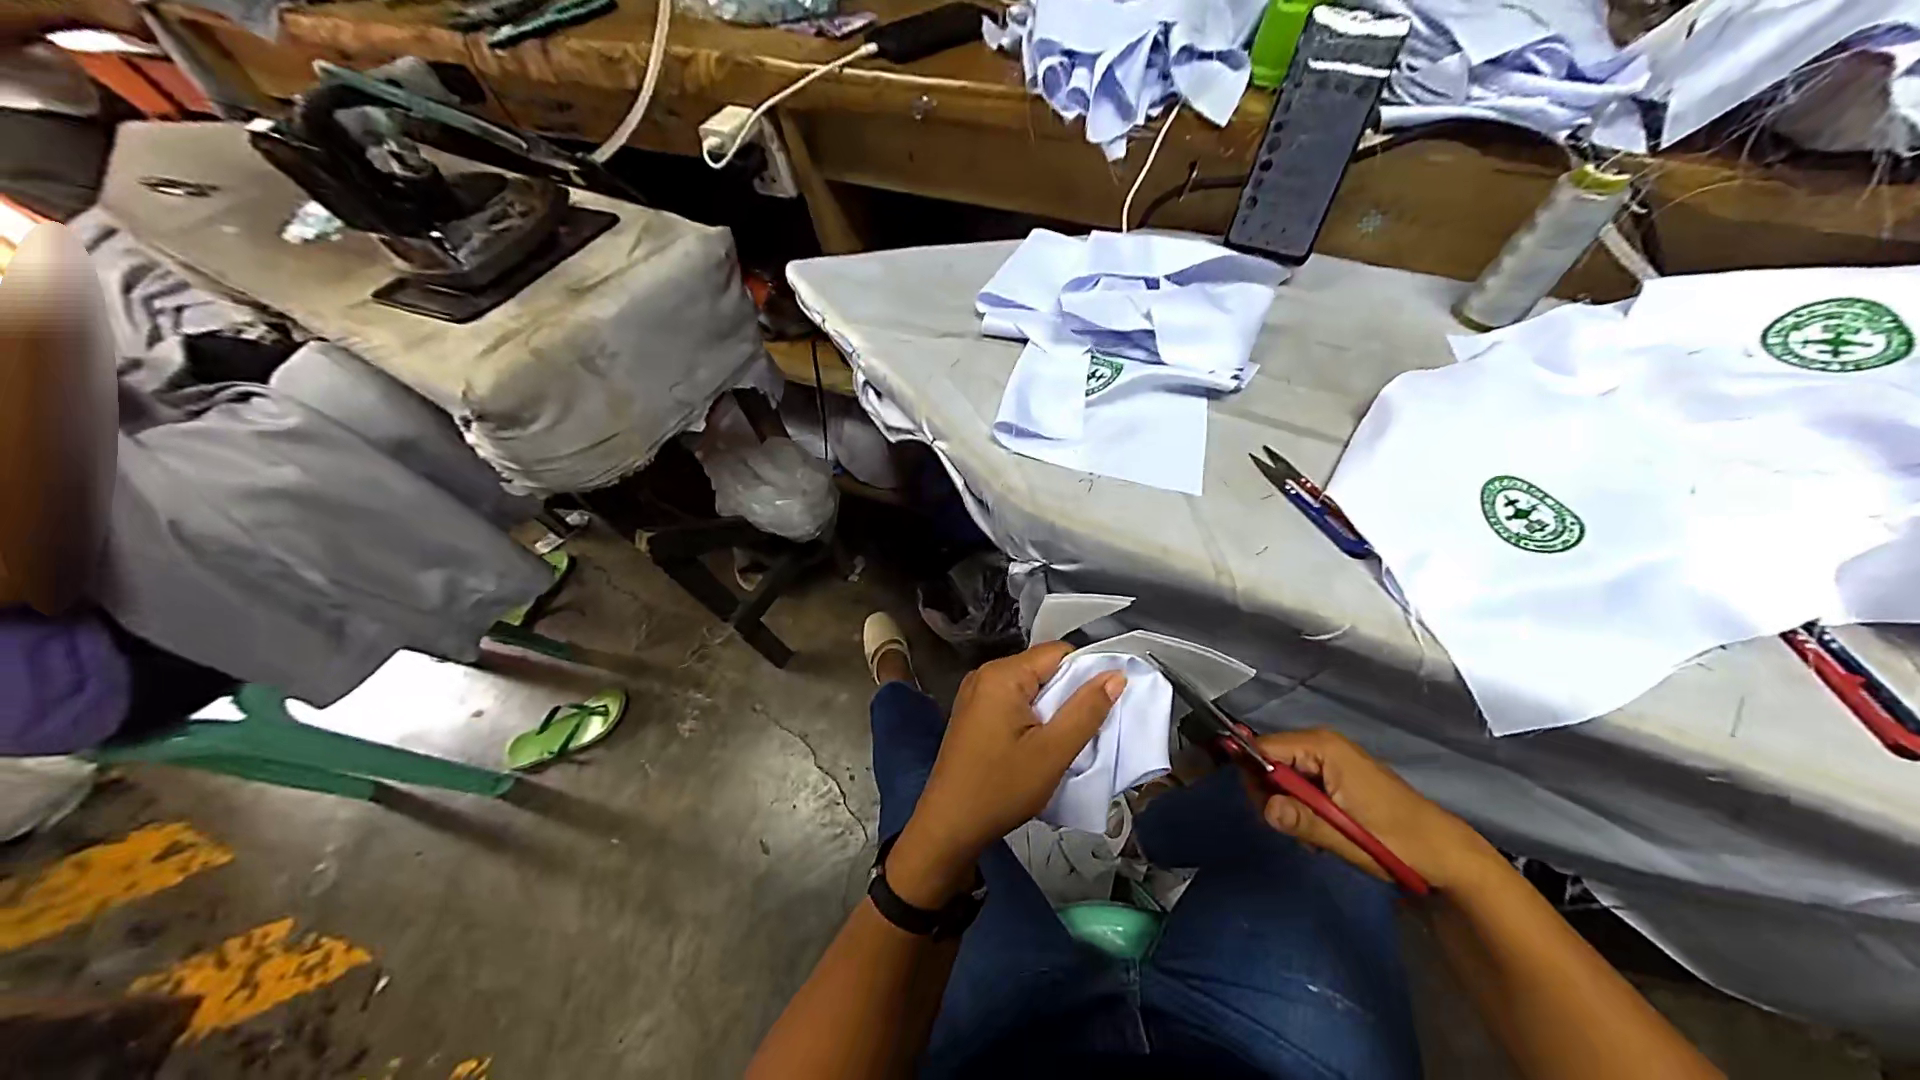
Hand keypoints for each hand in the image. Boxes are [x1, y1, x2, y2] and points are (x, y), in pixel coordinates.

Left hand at [886, 642, 1123, 908]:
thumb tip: (1115, 676)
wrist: (949, 825)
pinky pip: (1013, 701)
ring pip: (1030, 687)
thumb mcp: (1053, 752)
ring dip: (1052, 708)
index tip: (1104, 704)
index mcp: (1002, 674)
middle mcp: (985, 674)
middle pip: (1043, 668)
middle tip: (1086, 728)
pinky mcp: (973, 713)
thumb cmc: (1001, 788)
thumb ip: (1086, 710)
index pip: (1058, 653)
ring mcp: (975, 694)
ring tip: (1064, 740)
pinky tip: (1039, 745)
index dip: (1087, 672)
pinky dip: (1032, 717)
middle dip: (1069, 693)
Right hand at [1247, 729, 1500, 890]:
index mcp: (1322, 746)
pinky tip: (1319, 829)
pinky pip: (1299, 781)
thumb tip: (1266, 809)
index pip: (1261, 748)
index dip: (1254, 777)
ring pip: (1281, 774)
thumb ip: (1303, 820)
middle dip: (1272, 795)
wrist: (1445, 854)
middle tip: (1292, 828)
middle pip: (1267, 760)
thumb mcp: (1347, 837)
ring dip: (1287, 805)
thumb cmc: (1399, 841)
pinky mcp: (1334, 773)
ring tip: (1312, 834)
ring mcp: (1329, 757)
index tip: (1265, 811)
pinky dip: (1301, 806)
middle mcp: (1321, 743)